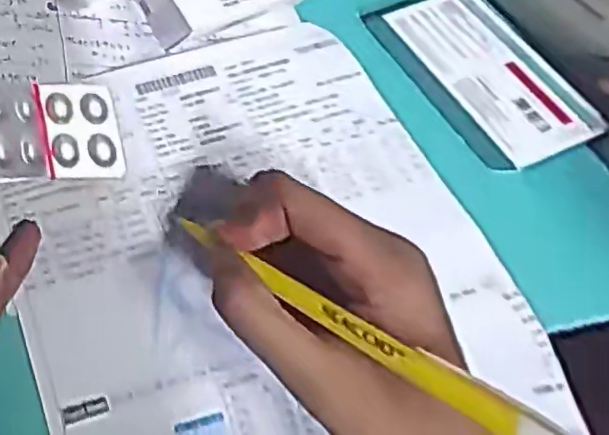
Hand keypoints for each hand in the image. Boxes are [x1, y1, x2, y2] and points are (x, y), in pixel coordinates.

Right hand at [202, 171, 476, 434]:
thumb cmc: (394, 421)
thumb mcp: (320, 377)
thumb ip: (255, 312)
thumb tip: (214, 254)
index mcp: (381, 258)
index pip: (289, 197)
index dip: (245, 217)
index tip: (223, 255)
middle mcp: (374, 243)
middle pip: (283, 203)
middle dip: (245, 233)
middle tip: (230, 274)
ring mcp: (364, 257)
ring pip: (282, 223)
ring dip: (253, 251)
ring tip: (250, 294)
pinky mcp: (351, 274)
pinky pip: (291, 246)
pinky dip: (265, 265)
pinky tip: (269, 302)